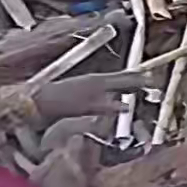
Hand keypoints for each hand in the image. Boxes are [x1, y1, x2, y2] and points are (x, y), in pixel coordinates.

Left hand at [28, 71, 148, 121]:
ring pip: (114, 81)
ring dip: (127, 83)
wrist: (31, 103)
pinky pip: (105, 85)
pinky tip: (114, 94)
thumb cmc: (59, 105)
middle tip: (152, 83)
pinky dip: (115, 87)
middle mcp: (96, 79)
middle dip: (137, 80)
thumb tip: (127, 107)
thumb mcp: (86, 108)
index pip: (127, 79)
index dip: (142, 81)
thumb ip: (108, 107)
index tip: (155, 83)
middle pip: (122, 78)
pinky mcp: (80, 88)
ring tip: (138, 86)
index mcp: (100, 81)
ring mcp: (87, 83)